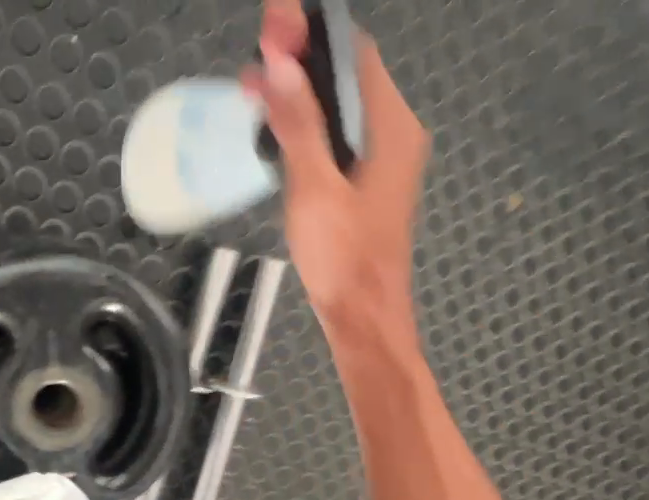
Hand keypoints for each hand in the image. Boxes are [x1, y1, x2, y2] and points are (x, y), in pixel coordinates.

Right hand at [244, 0, 430, 332]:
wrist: (363, 319)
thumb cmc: (342, 259)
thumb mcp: (313, 189)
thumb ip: (298, 125)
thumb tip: (280, 62)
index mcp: (390, 128)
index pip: (351, 56)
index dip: (309, 37)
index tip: (269, 31)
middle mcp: (394, 134)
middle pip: (345, 78)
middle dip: (299, 64)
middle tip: (254, 66)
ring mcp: (382, 161)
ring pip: (340, 109)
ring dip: (299, 96)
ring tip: (256, 93)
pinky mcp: (367, 184)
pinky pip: (339, 138)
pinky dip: (308, 127)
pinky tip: (277, 133)